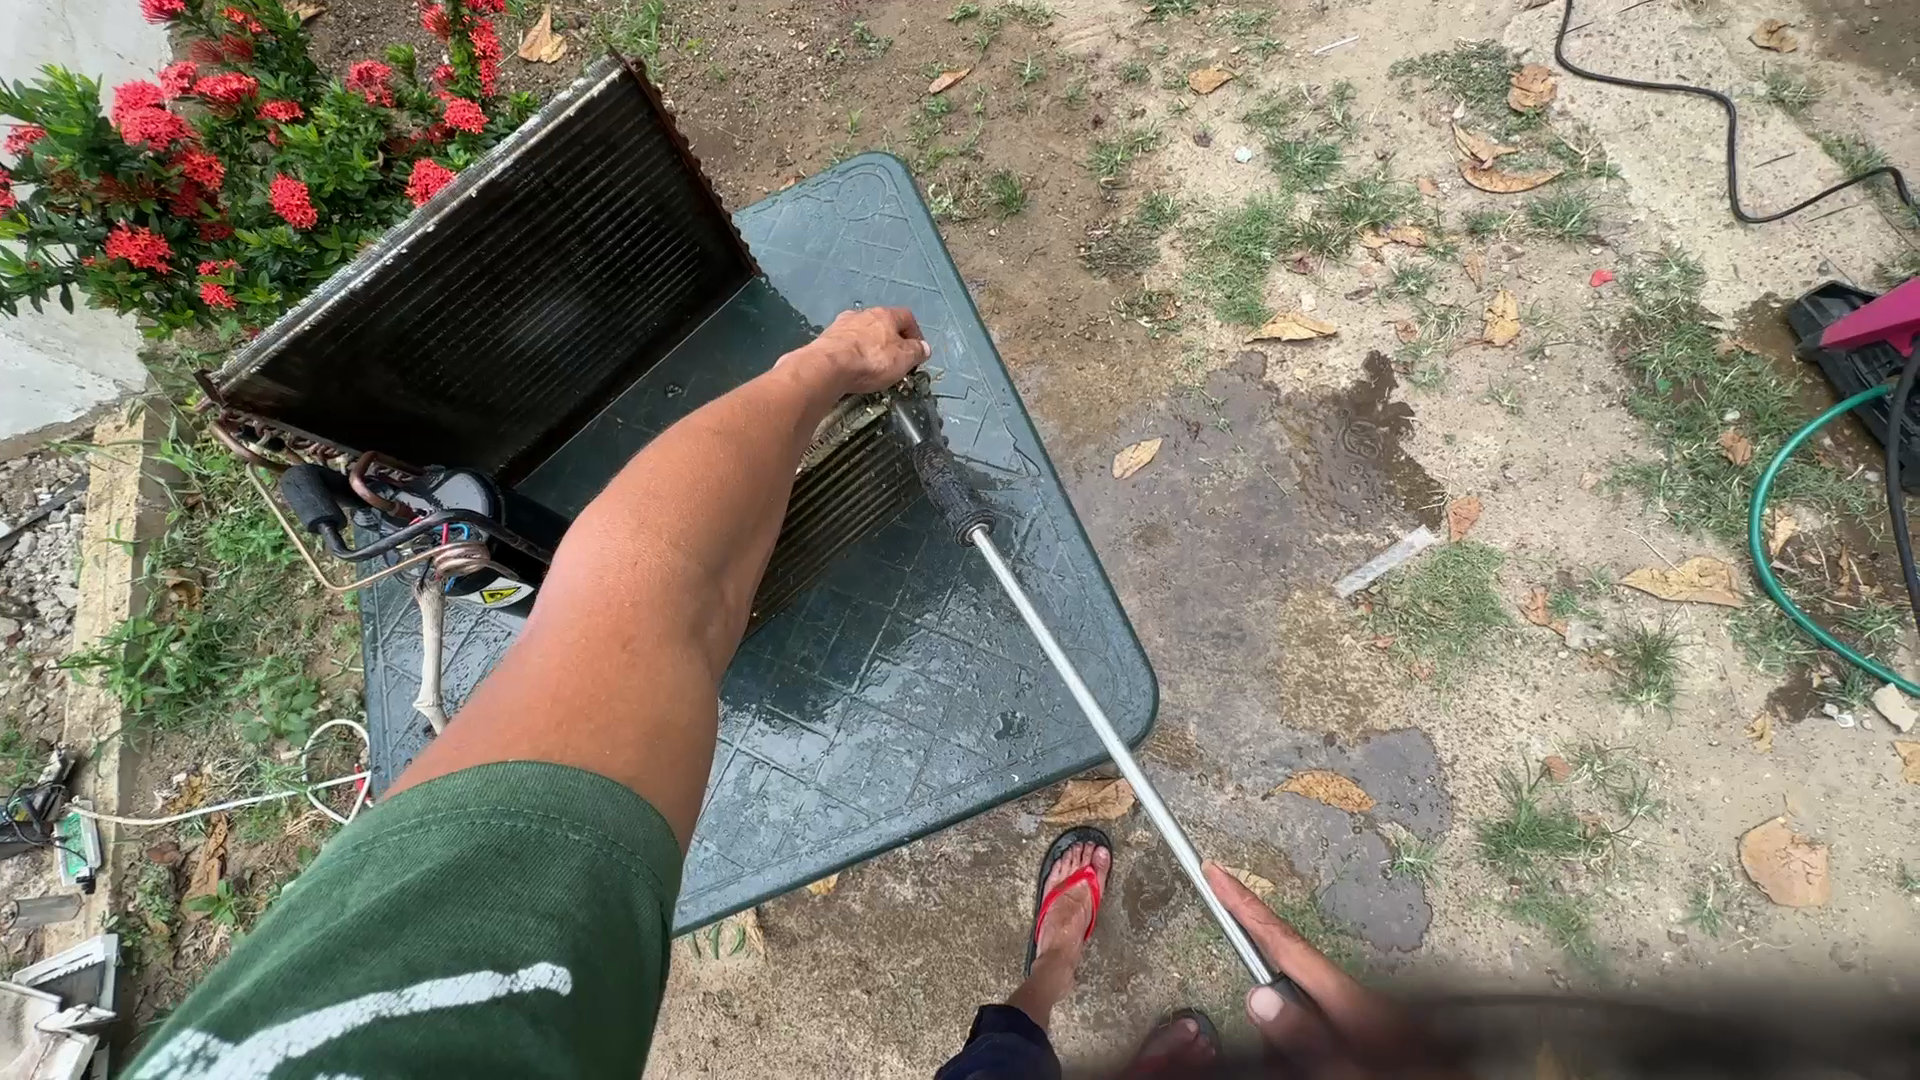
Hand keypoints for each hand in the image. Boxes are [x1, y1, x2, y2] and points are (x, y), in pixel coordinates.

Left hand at [783, 306, 929, 395]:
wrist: (829, 366)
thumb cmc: (872, 360)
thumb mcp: (904, 359)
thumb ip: (917, 352)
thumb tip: (924, 348)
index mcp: (886, 315)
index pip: (907, 318)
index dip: (916, 335)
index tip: (917, 353)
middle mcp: (863, 313)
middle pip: (883, 324)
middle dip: (891, 341)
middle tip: (895, 361)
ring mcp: (842, 324)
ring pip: (863, 332)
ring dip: (870, 346)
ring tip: (872, 366)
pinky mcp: (826, 337)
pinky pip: (846, 343)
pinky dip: (852, 353)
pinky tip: (852, 367)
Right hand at [1202, 862, 1409, 1059]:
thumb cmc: (1412, 1078)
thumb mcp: (1358, 1072)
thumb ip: (1309, 1038)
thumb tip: (1258, 997)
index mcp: (1358, 1003)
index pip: (1287, 943)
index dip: (1247, 906)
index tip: (1216, 870)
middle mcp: (1364, 1007)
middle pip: (1291, 991)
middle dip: (1274, 1022)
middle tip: (1280, 1060)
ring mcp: (1373, 1026)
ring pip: (1306, 1022)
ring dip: (1298, 1051)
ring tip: (1316, 1069)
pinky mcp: (1376, 1043)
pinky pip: (1328, 1041)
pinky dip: (1316, 1057)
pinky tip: (1329, 1067)